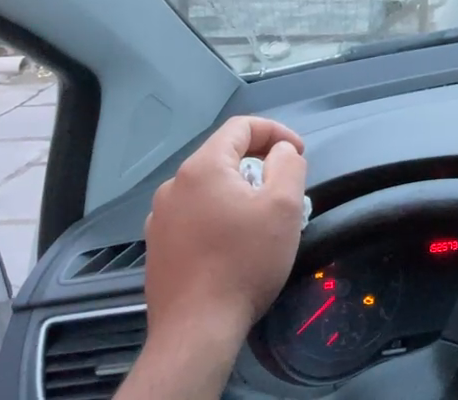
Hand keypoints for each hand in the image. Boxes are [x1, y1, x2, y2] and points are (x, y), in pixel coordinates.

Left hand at [142, 117, 306, 343]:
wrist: (196, 331)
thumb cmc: (244, 262)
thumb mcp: (284, 206)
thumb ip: (288, 164)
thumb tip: (280, 152)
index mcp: (202, 168)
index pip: (241, 126)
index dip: (276, 132)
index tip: (298, 155)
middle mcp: (174, 186)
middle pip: (224, 156)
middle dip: (259, 164)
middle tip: (285, 189)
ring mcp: (160, 218)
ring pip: (209, 187)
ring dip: (239, 191)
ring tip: (262, 219)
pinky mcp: (158, 246)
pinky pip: (195, 214)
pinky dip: (219, 215)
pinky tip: (233, 243)